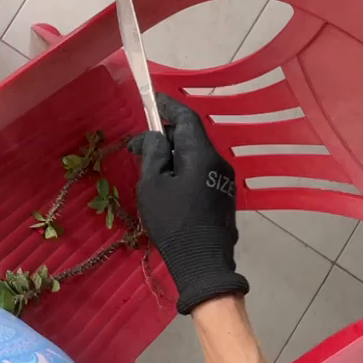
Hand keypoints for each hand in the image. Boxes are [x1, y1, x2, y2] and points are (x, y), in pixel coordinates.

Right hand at [129, 94, 246, 312]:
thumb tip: (157, 136)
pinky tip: (166, 180)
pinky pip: (200, 169)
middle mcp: (218, 161)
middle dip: (165, 134)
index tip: (152, 100)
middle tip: (138, 144)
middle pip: (191, 136)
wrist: (202, 262)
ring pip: (195, 154)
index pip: (187, 118)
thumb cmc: (173, 221)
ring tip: (149, 163)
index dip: (168, 106)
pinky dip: (182, 166)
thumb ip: (154, 153)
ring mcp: (223, 179)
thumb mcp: (152, 185)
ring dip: (173, 152)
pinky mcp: (222, 194)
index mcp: (201, 154)